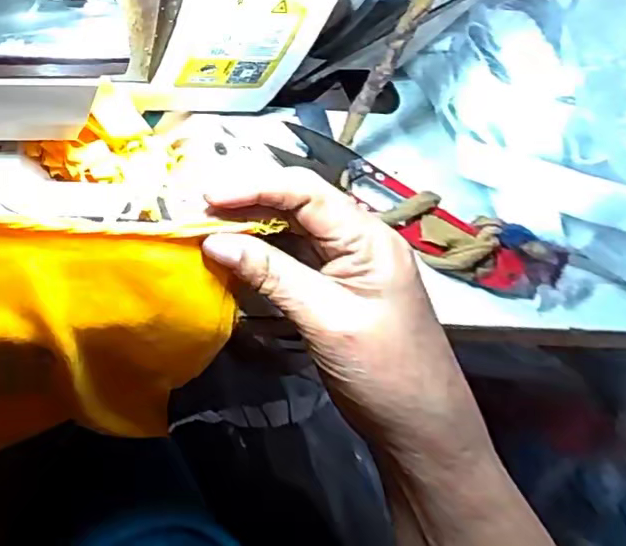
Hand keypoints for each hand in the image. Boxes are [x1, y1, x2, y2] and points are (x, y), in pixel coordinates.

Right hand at [202, 168, 549, 545]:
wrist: (427, 439)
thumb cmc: (387, 377)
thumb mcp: (326, 321)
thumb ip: (270, 273)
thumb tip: (211, 241)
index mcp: (369, 240)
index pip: (304, 191)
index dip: (253, 186)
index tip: (209, 197)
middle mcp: (357, 239)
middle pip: (292, 199)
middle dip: (243, 198)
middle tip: (198, 209)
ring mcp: (343, 258)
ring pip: (284, 221)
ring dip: (244, 220)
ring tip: (203, 225)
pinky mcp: (329, 278)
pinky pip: (285, 246)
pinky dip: (253, 244)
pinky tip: (228, 248)